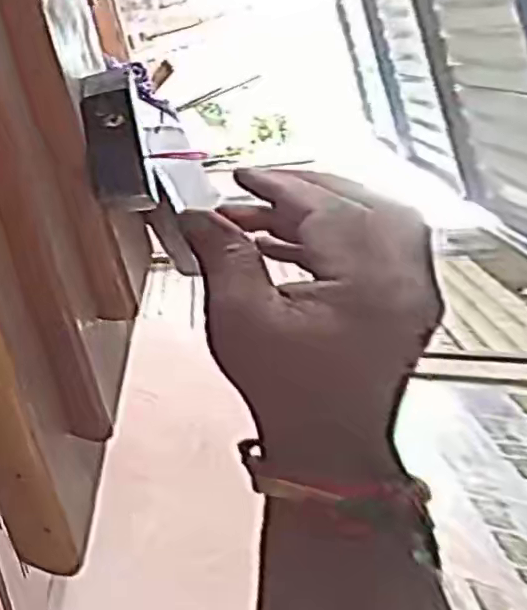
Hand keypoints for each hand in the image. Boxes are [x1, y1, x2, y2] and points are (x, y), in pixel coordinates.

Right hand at [179, 169, 441, 480]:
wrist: (324, 434)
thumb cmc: (285, 382)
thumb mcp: (238, 314)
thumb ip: (223, 257)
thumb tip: (200, 218)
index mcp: (372, 282)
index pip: (331, 211)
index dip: (281, 187)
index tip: (241, 176)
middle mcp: (405, 282)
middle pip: (373, 208)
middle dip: (311, 188)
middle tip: (256, 184)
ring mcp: (408, 294)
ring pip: (378, 226)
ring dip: (318, 211)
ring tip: (255, 215)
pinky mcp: (397, 305)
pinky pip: (372, 250)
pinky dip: (325, 235)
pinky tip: (278, 242)